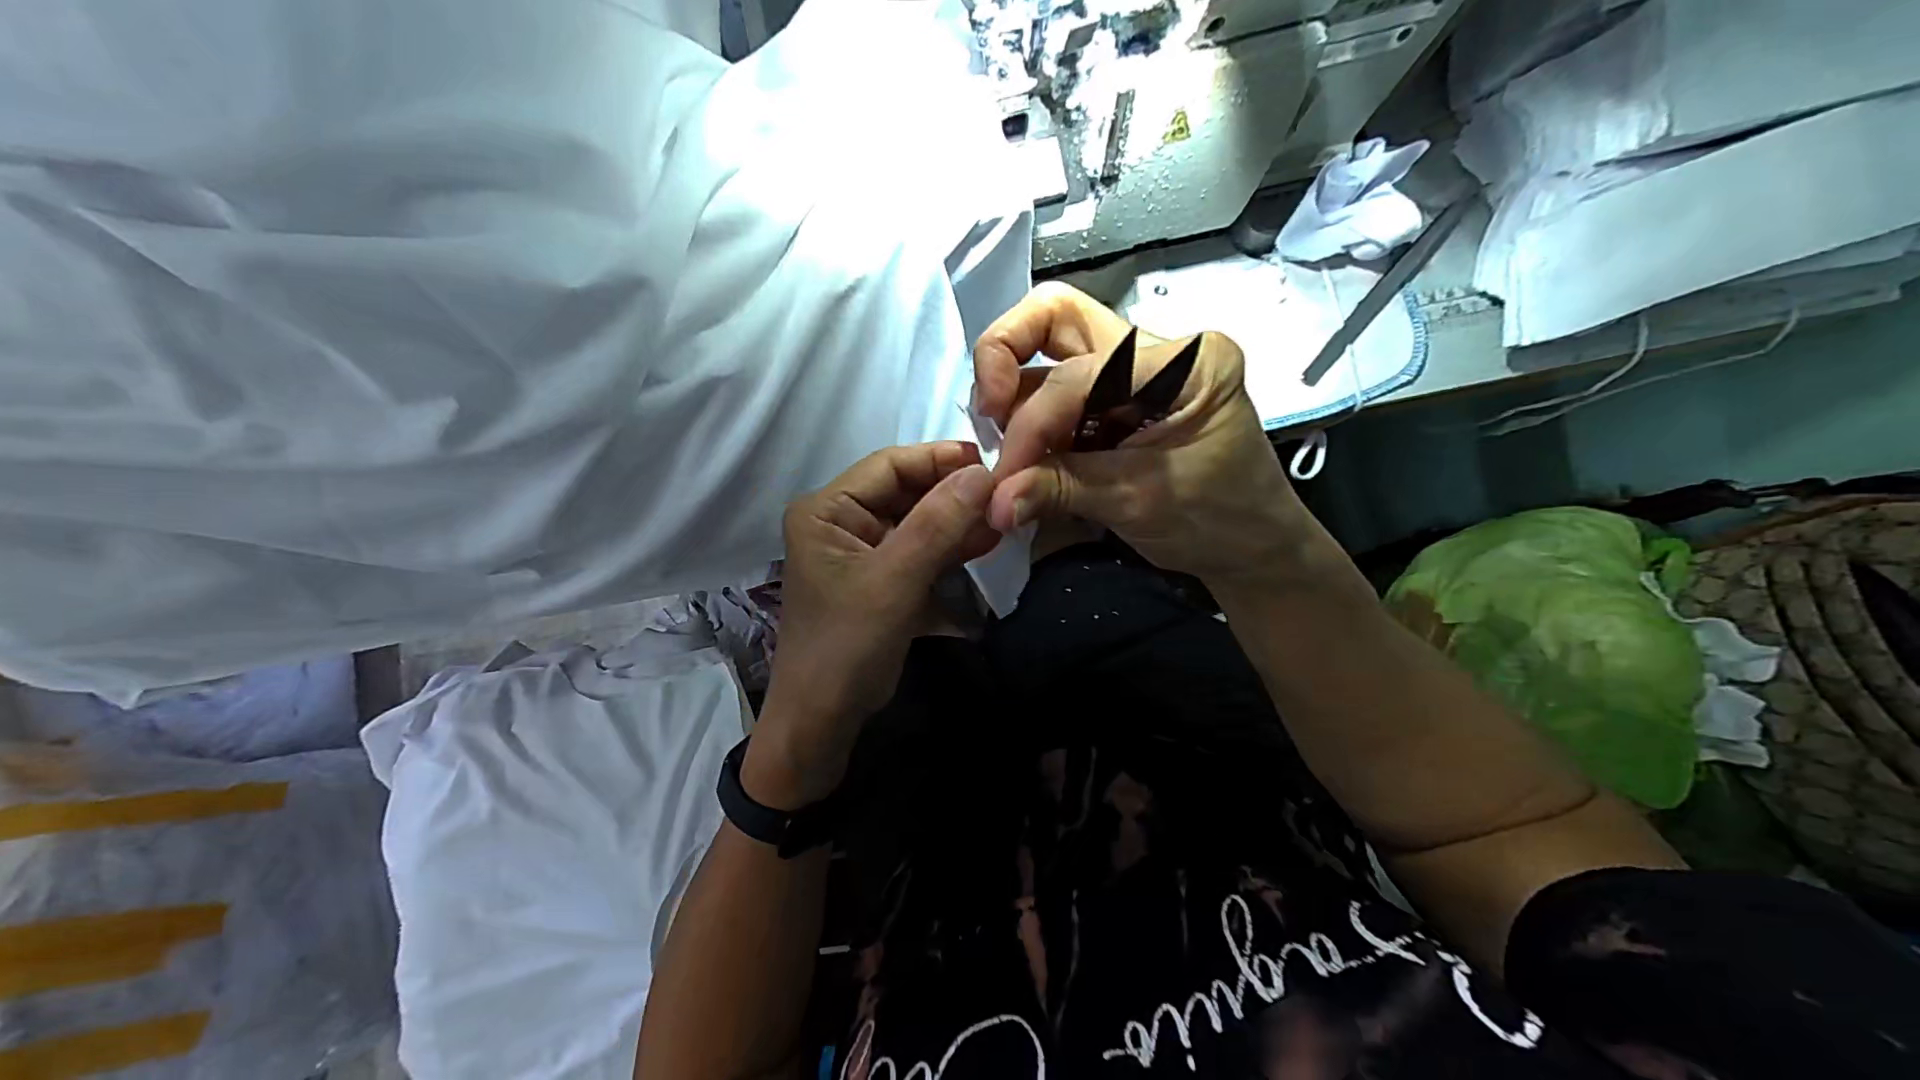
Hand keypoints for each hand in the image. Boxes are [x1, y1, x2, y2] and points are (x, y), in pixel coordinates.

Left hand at [752, 442, 999, 805]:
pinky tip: (986, 544)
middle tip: (1007, 493)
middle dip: (955, 495)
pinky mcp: (883, 579)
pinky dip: (950, 550)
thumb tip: (983, 472)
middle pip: (907, 492)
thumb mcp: (894, 580)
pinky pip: (921, 552)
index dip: (941, 459)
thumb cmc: (847, 645)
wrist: (824, 721)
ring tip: (1004, 519)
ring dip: (958, 522)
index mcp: (827, 510)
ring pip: (920, 522)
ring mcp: (864, 552)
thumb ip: (938, 524)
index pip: (890, 465)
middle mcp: (842, 522)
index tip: (993, 459)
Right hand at [977, 284, 1314, 587]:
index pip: (1081, 374)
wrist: (1252, 548)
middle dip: (1005, 353)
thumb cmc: (1219, 521)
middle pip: (1058, 316)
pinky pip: (1055, 393)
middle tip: (987, 412)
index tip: (1005, 477)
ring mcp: (1131, 373)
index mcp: (1185, 363)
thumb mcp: (1139, 503)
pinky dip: (1030, 421)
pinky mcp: (1112, 401)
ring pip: (1050, 350)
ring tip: (1008, 451)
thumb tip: (993, 502)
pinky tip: (1022, 456)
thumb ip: (1061, 490)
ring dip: (1015, 395)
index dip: (1033, 424)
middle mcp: (1155, 351)